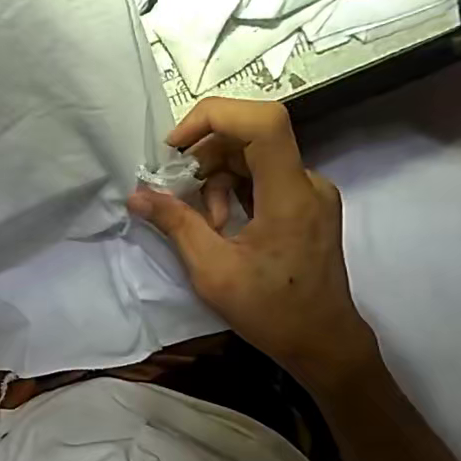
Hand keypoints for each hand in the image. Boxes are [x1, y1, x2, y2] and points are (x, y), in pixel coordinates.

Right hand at [128, 98, 378, 389]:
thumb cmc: (271, 313)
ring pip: (255, 156)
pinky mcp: (307, 204)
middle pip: (252, 135)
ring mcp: (311, 192)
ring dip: (219, 179)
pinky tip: (223, 225)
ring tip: (207, 224)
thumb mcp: (212, 271)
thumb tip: (138, 195)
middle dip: (206, 156)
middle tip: (180, 192)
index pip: (263, 122)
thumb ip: (176, 225)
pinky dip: (235, 190)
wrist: (323, 343)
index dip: (214, 117)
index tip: (176, 146)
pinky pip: (264, 177)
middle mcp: (308, 183)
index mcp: (289, 196)